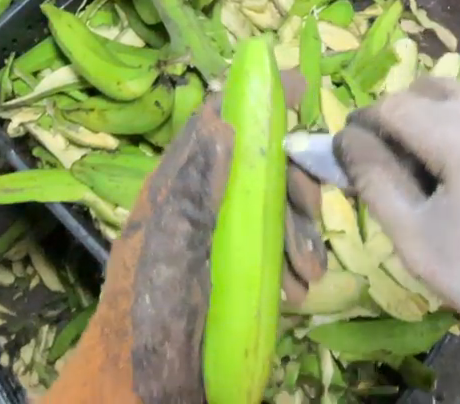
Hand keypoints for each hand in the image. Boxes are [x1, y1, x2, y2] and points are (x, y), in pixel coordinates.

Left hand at [46, 90, 325, 402]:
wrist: (146, 389)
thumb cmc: (150, 310)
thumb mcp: (172, 242)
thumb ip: (198, 183)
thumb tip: (224, 119)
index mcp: (180, 181)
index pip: (220, 118)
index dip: (259, 98)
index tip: (302, 87)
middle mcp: (204, 198)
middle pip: (262, 162)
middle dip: (294, 182)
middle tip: (313, 211)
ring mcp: (223, 235)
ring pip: (276, 205)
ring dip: (301, 232)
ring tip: (308, 274)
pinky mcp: (239, 270)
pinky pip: (278, 248)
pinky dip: (296, 263)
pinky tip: (300, 290)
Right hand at [335, 77, 459, 399]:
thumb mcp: (414, 239)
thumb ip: (373, 179)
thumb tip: (345, 136)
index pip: (396, 106)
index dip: (371, 125)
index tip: (360, 149)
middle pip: (430, 89)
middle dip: (407, 118)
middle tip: (405, 161)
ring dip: (443, 115)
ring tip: (449, 163)